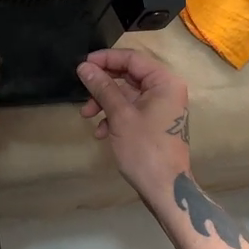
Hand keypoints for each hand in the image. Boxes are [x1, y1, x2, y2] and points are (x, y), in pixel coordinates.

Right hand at [77, 49, 191, 192]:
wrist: (166, 190)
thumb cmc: (145, 149)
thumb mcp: (120, 115)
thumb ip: (102, 87)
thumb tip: (84, 67)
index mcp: (164, 82)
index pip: (132, 58)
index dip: (105, 59)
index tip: (83, 65)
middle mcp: (166, 90)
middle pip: (129, 76)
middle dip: (103, 85)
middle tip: (82, 91)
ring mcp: (162, 108)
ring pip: (127, 95)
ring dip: (105, 103)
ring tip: (87, 116)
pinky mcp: (155, 124)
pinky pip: (132, 110)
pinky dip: (115, 117)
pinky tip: (101, 132)